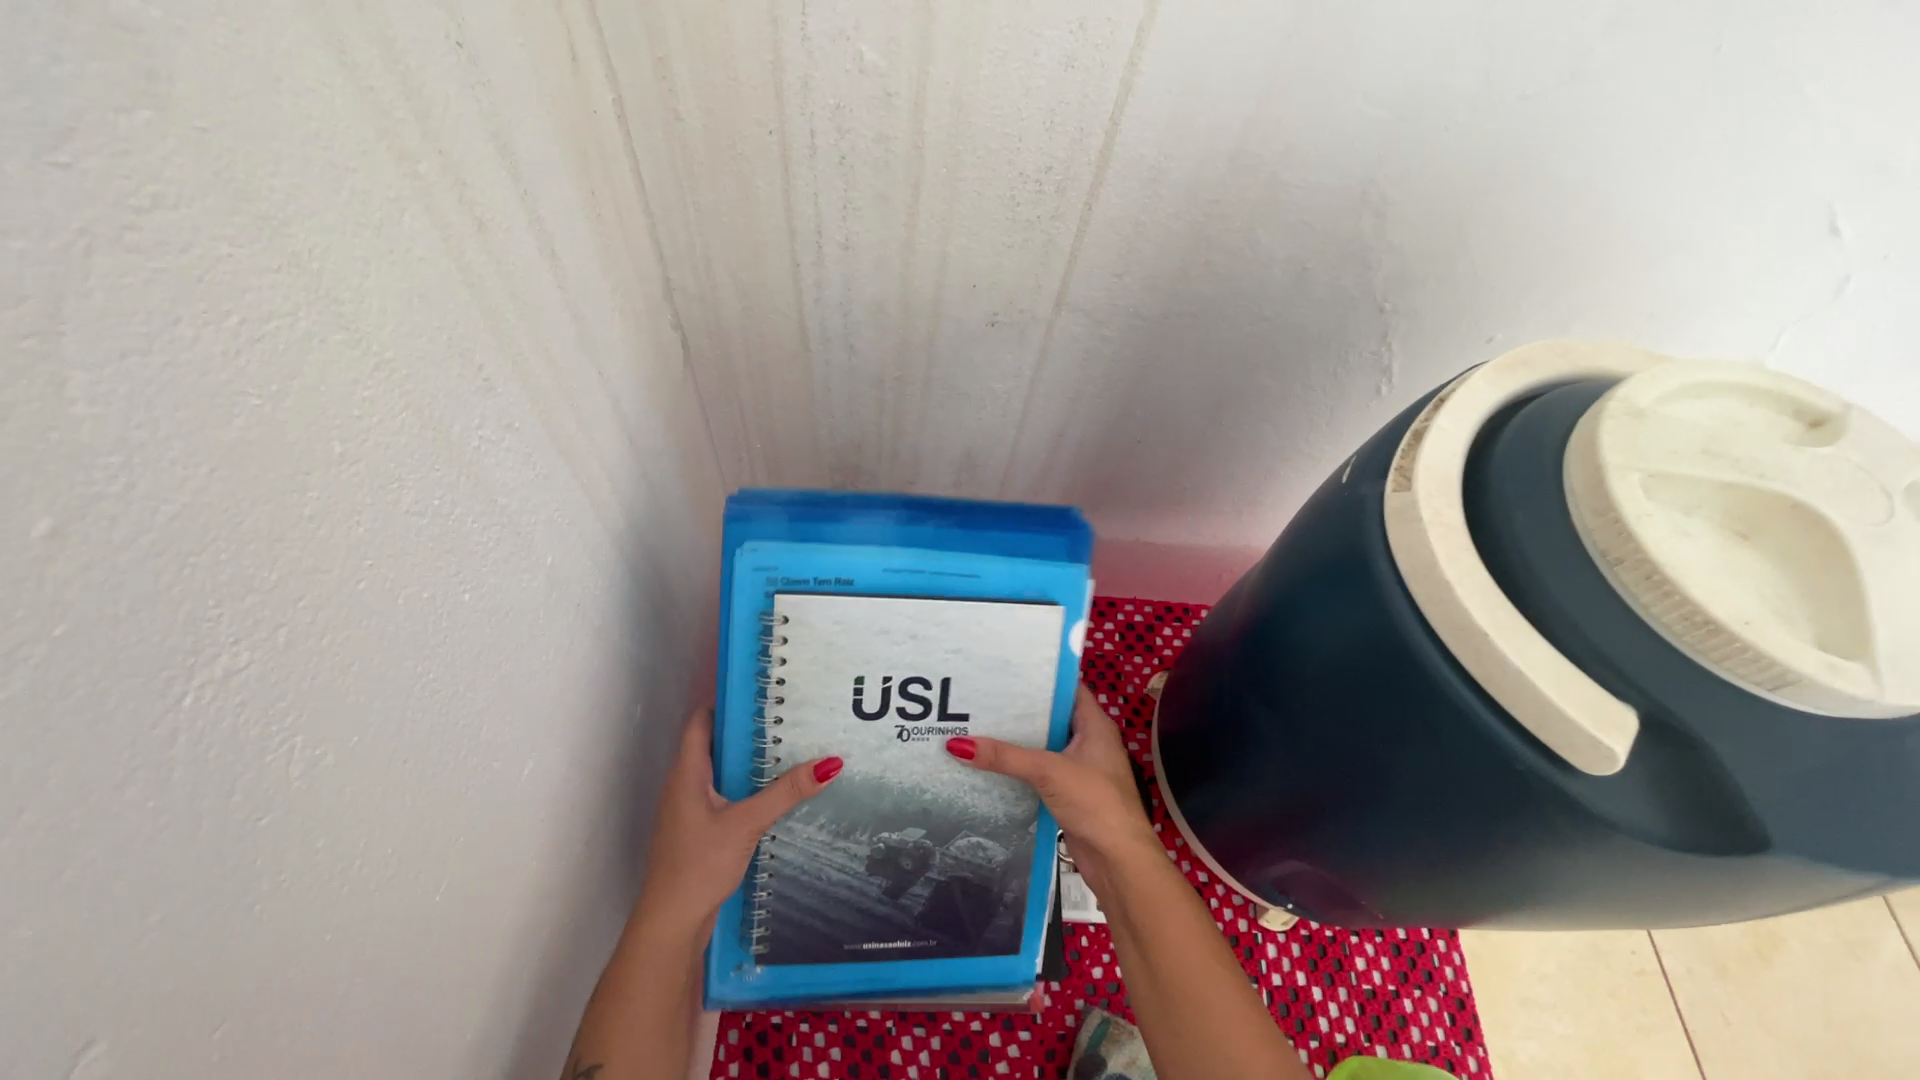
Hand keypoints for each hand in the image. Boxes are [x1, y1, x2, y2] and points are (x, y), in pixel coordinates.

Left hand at [634, 707, 841, 932]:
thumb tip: (830, 763)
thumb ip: (787, 793)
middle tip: (786, 717)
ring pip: (720, 773)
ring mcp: (689, 810)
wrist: (671, 923)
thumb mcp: (747, 823)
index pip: (701, 721)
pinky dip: (746, 788)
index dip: (726, 702)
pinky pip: (724, 796)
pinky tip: (774, 794)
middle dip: (747, 731)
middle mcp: (683, 785)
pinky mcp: (698, 832)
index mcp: (686, 773)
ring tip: (788, 749)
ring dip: (748, 762)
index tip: (761, 692)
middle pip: (714, 745)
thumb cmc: (699, 865)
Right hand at [945, 685, 1160, 894]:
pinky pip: (1038, 771)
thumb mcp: (1048, 771)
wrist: (1117, 859)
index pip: (1066, 688)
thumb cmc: (1094, 802)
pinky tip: (989, 763)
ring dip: (1016, 740)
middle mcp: (1087, 741)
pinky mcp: (1067, 792)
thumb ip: (1005, 757)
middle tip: (979, 697)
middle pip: (1049, 717)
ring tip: (976, 725)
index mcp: (1094, 724)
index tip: (1004, 670)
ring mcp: (1077, 768)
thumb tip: (956, 744)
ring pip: (1041, 746)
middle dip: (1018, 710)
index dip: (1039, 678)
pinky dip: (1018, 767)